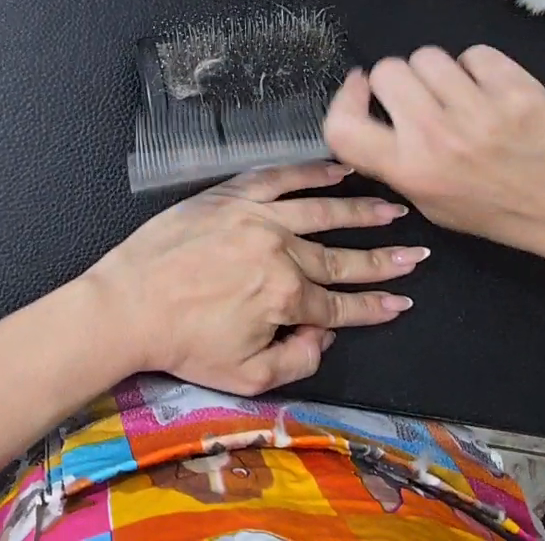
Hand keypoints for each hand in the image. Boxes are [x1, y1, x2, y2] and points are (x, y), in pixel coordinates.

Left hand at [78, 164, 424, 395]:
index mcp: (285, 297)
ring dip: (359, 209)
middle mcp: (279, 251)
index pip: (341, 304)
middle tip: (416, 253)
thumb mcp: (247, 375)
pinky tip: (335, 170)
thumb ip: (298, 361)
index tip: (404, 300)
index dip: (375, 305)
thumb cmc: (183, 342)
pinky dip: (310, 172)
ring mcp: (255, 216)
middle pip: (340, 256)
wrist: (128, 302)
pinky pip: (278, 177)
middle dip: (383, 258)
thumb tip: (325, 335)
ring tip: (390, 208)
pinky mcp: (230, 195)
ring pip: (319, 210)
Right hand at [323, 46, 544, 262]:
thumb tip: (365, 109)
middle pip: (387, 71)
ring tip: (463, 93)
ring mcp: (479, 113)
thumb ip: (392, 161)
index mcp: (410, 172)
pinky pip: (476, 54)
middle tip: (424, 97)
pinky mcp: (518, 92)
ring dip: (440, 71)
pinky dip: (481, 68)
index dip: (344, 97)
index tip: (361, 89)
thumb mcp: (430, 203)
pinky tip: (495, 90)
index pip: (341, 125)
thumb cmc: (499, 211)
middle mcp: (437, 139)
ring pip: (428, 56)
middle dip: (400, 79)